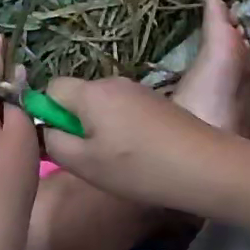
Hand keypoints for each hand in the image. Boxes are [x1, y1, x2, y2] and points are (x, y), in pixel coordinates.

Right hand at [39, 77, 233, 208]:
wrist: (204, 166)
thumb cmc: (138, 167)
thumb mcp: (84, 163)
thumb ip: (53, 142)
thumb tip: (45, 129)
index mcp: (90, 92)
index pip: (52, 87)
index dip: (50, 112)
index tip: (63, 139)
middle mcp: (111, 82)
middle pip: (78, 94)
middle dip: (76, 120)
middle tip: (90, 155)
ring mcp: (137, 89)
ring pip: (102, 103)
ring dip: (101, 125)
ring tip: (117, 158)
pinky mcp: (157, 101)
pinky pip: (124, 108)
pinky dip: (123, 127)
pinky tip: (139, 153)